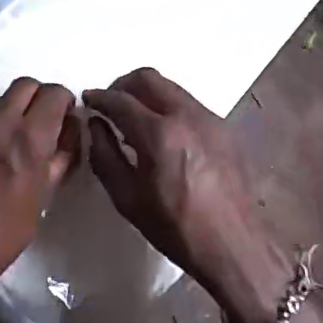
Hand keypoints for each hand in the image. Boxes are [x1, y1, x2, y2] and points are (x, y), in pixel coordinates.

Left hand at [0, 77, 78, 297]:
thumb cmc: (1, 235)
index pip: (55, 92)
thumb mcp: (43, 197)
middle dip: (38, 99)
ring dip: (8, 115)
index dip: (64, 102)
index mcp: (29, 138)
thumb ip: (60, 156)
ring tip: (4, 147)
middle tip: (37, 125)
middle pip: (26, 85)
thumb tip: (69, 130)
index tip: (62, 117)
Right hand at [84, 68, 289, 322]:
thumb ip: (105, 156)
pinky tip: (163, 134)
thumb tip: (96, 125)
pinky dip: (168, 107)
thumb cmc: (176, 228)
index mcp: (159, 134)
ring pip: (170, 87)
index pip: (121, 100)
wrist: (235, 244)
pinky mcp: (223, 126)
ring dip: (147, 94)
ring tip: (135, 120)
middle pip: (148, 78)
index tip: (88, 100)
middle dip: (122, 85)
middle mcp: (186, 115)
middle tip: (110, 104)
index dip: (99, 97)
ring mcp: (209, 117)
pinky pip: (188, 103)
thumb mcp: (128, 199)